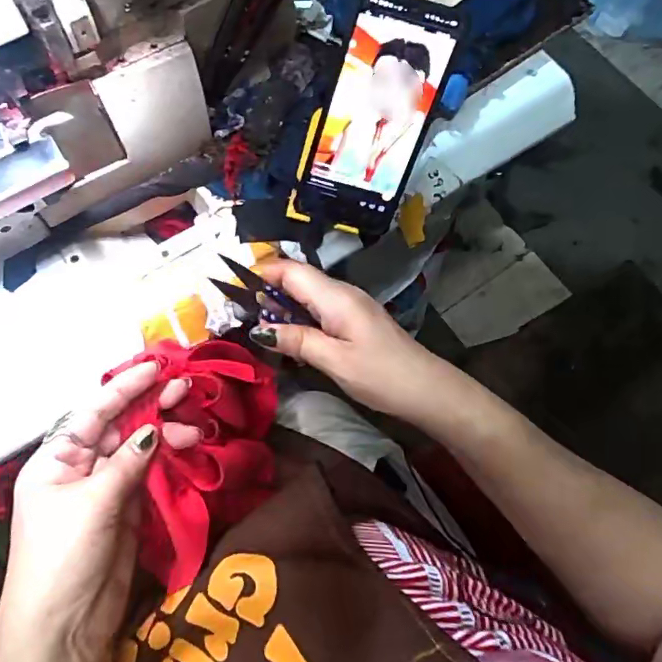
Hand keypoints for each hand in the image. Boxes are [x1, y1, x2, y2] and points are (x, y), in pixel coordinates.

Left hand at [0, 362, 199, 661]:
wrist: (63, 632)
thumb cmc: (62, 558)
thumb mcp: (92, 504)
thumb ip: (125, 464)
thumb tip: (153, 430)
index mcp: (55, 458)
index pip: (93, 412)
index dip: (124, 388)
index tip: (156, 367)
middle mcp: (79, 468)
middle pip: (119, 427)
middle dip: (151, 407)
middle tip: (186, 390)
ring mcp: (104, 491)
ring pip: (138, 451)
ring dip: (165, 436)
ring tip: (195, 427)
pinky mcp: (125, 513)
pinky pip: (149, 478)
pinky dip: (168, 463)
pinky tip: (188, 449)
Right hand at [248, 259, 461, 422]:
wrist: (428, 391)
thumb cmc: (381, 375)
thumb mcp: (334, 360)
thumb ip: (296, 340)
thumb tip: (259, 329)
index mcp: (335, 297)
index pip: (290, 270)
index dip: (260, 273)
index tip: (233, 289)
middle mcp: (341, 294)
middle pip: (296, 280)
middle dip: (265, 290)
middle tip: (236, 311)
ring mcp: (349, 307)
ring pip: (305, 296)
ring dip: (280, 306)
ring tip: (254, 324)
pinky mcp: (353, 321)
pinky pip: (317, 310)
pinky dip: (297, 318)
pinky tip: (286, 337)